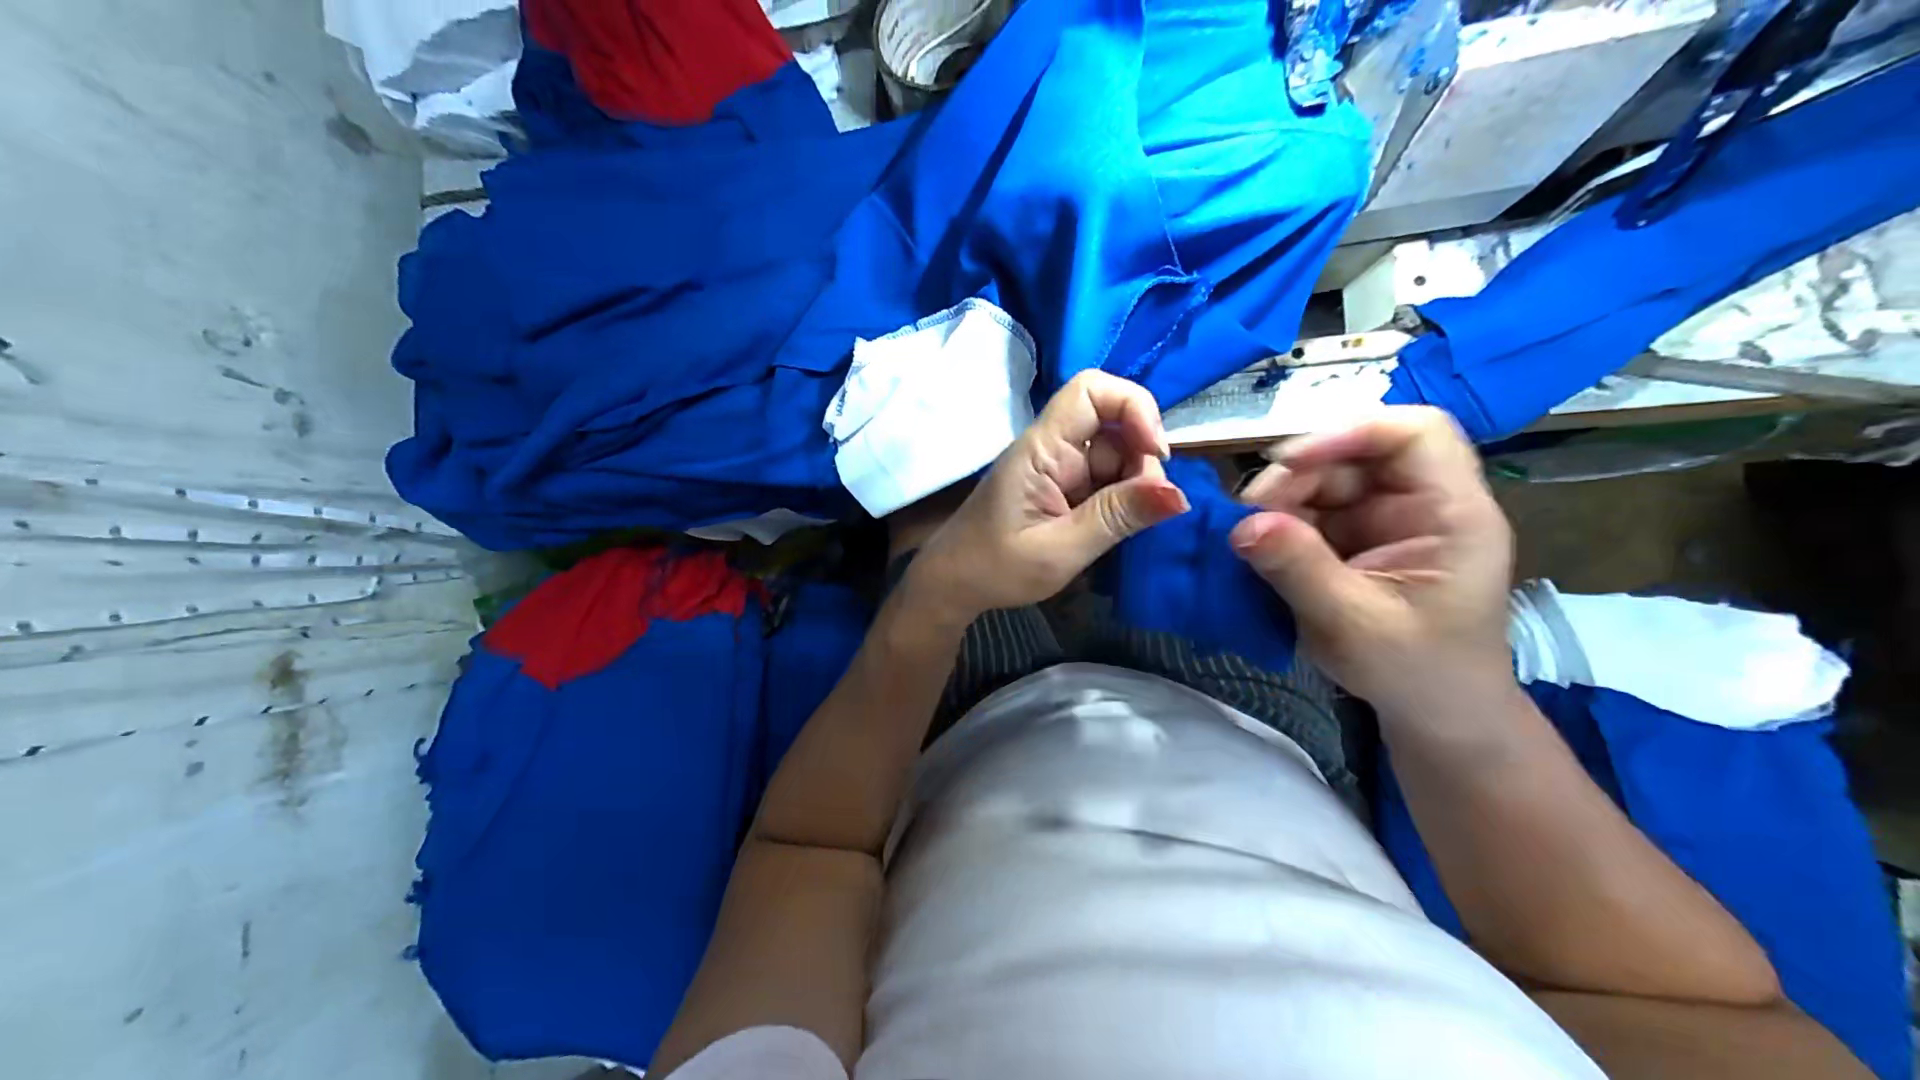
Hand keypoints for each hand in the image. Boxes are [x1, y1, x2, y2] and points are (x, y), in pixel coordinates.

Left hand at [905, 371, 1190, 622]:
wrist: (955, 584)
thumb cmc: (996, 568)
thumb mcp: (1062, 550)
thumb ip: (1118, 518)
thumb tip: (1180, 494)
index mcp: (1041, 449)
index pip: (1091, 390)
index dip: (1134, 407)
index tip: (1156, 455)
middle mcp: (1051, 447)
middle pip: (1113, 423)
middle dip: (1140, 459)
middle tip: (1139, 509)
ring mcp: (1058, 466)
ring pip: (1115, 452)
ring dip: (1131, 484)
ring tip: (1113, 528)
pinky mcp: (1062, 486)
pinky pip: (1105, 477)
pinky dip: (1119, 498)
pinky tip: (1106, 528)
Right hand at [1229, 406, 1513, 712]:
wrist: (1434, 714)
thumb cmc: (1415, 672)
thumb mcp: (1353, 623)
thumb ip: (1299, 569)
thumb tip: (1241, 525)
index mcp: (1452, 513)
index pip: (1414, 433)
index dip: (1350, 432)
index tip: (1289, 462)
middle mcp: (1420, 503)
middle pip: (1355, 455)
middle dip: (1297, 476)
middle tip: (1250, 515)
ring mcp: (1386, 520)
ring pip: (1325, 481)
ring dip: (1281, 501)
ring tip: (1248, 537)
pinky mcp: (1357, 539)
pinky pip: (1311, 511)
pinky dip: (1279, 523)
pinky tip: (1259, 546)